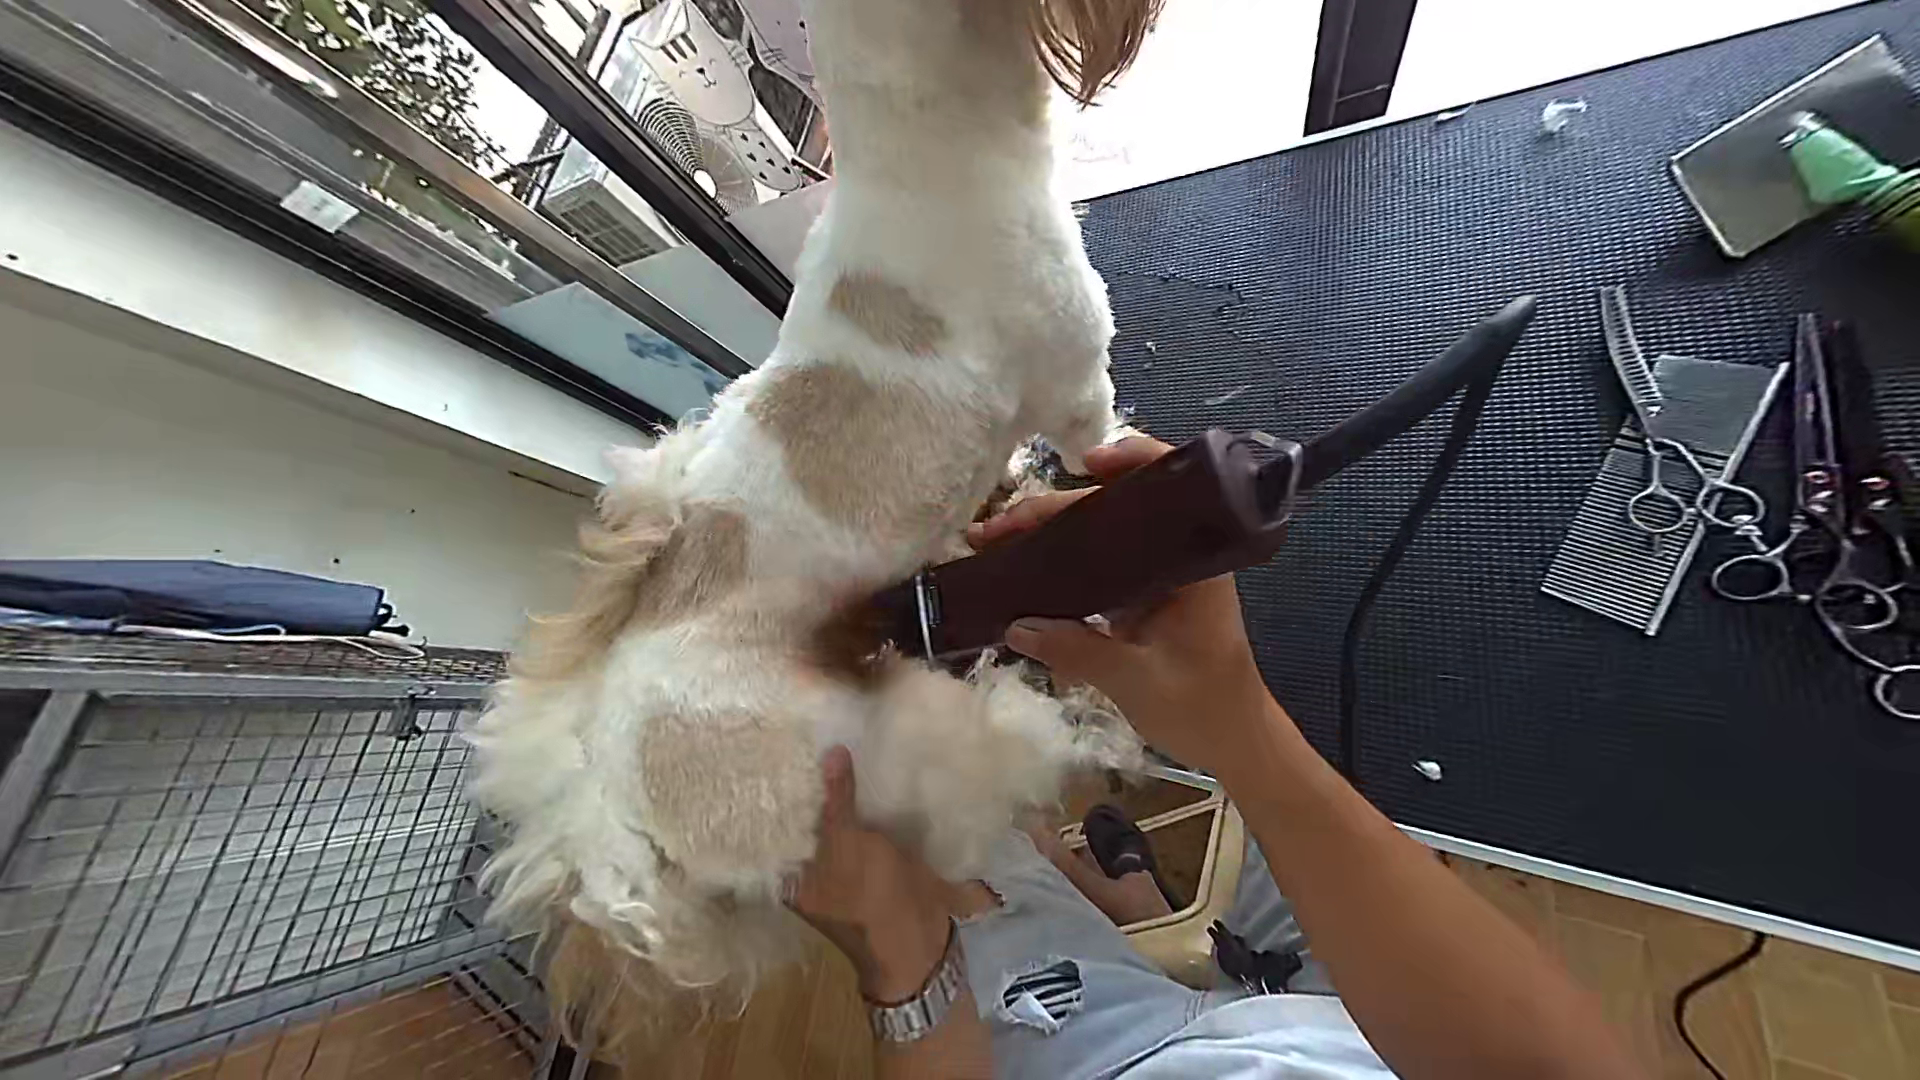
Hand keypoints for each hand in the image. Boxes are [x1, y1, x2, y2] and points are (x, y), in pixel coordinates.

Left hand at [789, 747, 959, 1002]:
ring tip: (840, 739)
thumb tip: (831, 752)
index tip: (782, 748)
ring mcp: (845, 859)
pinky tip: (869, 766)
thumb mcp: (849, 847)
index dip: (781, 789)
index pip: (777, 823)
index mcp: (792, 873)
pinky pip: (865, 818)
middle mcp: (812, 865)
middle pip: (809, 815)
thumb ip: (837, 801)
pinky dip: (867, 798)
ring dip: (843, 787)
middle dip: (815, 781)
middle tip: (815, 734)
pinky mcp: (873, 854)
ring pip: (838, 815)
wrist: (920, 939)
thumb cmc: (870, 898)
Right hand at [972, 437, 1288, 777]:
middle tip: (996, 527)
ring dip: (1047, 535)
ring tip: (996, 541)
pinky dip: (1056, 566)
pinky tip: (1021, 570)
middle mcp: (1173, 559)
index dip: (1132, 463)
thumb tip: (1016, 627)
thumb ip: (1079, 652)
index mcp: (1194, 565)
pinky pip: (1092, 569)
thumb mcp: (1138, 681)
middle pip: (1113, 514)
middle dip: (1052, 510)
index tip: (1085, 462)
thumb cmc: (1204, 708)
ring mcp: (1151, 578)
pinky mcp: (1135, 598)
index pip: (1169, 492)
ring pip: (1097, 538)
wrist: (1230, 742)